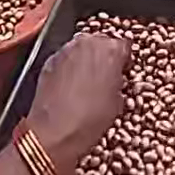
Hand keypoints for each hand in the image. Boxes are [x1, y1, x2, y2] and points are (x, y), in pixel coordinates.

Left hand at [24, 33, 129, 174]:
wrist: (55, 131)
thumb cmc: (90, 119)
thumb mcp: (117, 102)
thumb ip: (118, 81)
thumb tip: (115, 79)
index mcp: (111, 50)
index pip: (124, 46)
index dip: (124, 60)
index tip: (123, 70)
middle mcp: (88, 43)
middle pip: (101, 43)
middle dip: (104, 57)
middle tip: (104, 76)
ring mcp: (67, 50)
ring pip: (82, 49)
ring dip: (85, 60)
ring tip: (86, 82)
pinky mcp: (50, 59)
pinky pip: (65, 58)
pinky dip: (69, 67)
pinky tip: (70, 85)